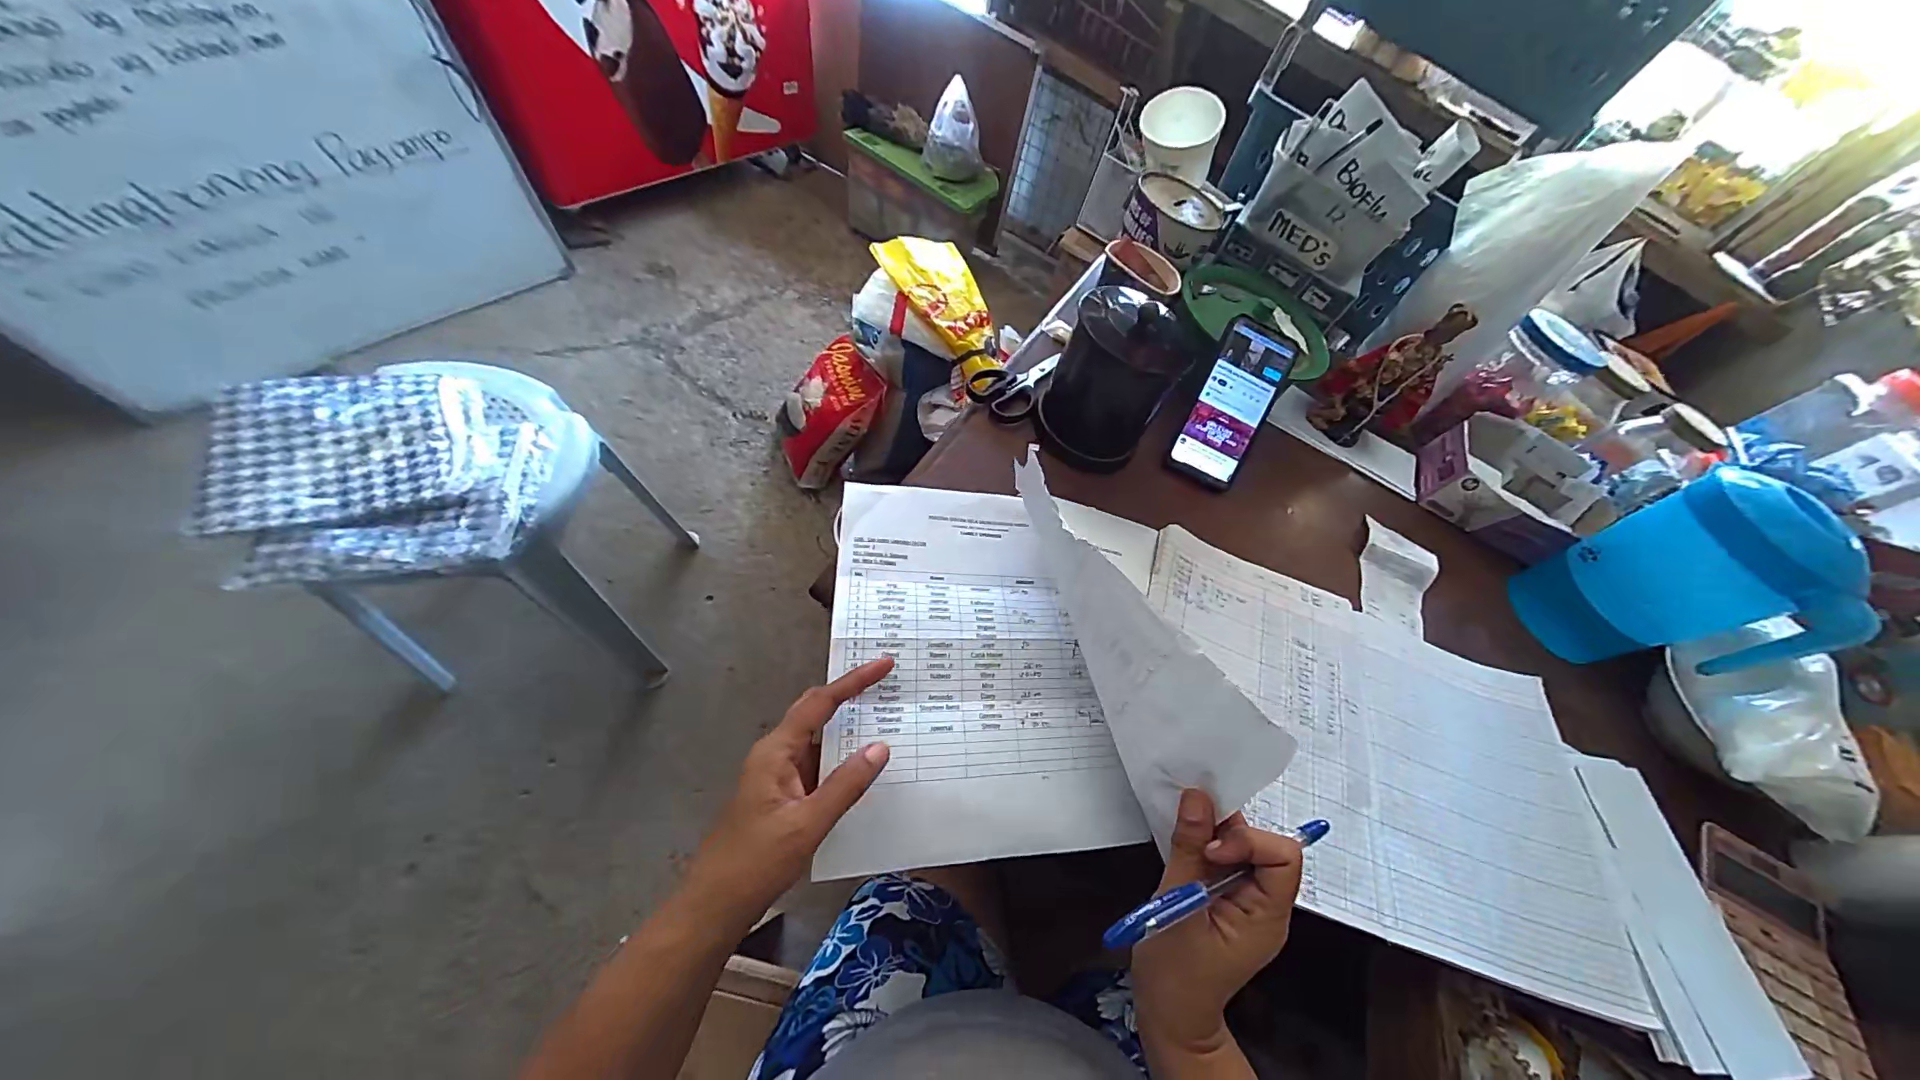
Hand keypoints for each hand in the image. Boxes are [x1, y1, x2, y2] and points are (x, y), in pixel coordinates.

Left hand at [682, 658, 893, 928]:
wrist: (715, 904)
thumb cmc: (756, 862)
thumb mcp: (808, 823)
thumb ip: (846, 784)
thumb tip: (881, 747)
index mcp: (776, 751)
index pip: (820, 703)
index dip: (853, 681)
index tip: (883, 664)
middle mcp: (776, 754)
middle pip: (817, 713)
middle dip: (852, 696)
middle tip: (889, 685)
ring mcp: (779, 775)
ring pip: (819, 741)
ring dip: (850, 731)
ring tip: (888, 720)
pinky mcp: (784, 795)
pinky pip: (818, 766)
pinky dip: (843, 760)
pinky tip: (867, 767)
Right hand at [1129, 789, 1302, 1061]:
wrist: (1170, 1015)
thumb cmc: (1174, 973)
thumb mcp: (1176, 905)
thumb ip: (1188, 848)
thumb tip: (1197, 798)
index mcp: (1267, 915)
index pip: (1283, 857)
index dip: (1248, 841)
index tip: (1211, 849)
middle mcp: (1267, 907)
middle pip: (1264, 847)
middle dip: (1228, 832)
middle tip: (1191, 834)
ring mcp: (1249, 904)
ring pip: (1244, 850)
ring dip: (1213, 838)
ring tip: (1184, 846)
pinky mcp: (1230, 901)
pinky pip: (1228, 862)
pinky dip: (1205, 849)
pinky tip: (1184, 854)